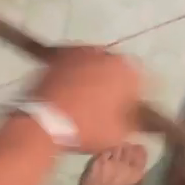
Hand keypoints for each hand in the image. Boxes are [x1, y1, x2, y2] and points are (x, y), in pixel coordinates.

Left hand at [26, 47, 142, 152]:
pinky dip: (76, 75)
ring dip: (95, 78)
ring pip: (96, 65)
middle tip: (108, 106)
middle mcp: (107, 54)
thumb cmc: (86, 128)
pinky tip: (70, 92)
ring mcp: (81, 51)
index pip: (142, 82)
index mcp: (127, 70)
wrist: (42, 122)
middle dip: (115, 85)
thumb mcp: (119, 134)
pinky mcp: (59, 54)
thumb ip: (135, 123)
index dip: (136, 99)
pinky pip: (75, 65)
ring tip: (86, 100)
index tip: (129, 112)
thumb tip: (137, 119)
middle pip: (118, 70)